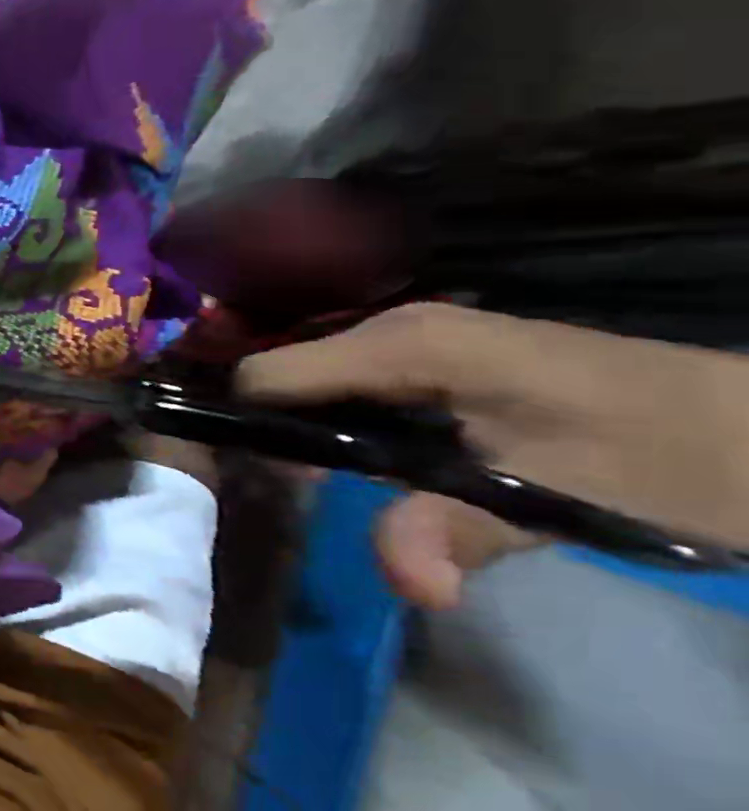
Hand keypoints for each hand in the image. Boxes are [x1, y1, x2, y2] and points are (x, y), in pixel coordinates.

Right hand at [237, 303, 748, 608]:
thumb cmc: (662, 456)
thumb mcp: (562, 500)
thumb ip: (462, 530)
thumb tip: (406, 585)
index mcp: (401, 344)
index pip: (267, 375)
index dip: (248, 426)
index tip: (262, 482)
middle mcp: (389, 325)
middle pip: (283, 376)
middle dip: (277, 433)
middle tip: (303, 494)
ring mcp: (409, 335)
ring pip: (313, 380)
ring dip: (309, 432)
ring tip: (335, 485)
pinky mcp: (428, 354)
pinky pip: (349, 384)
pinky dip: (341, 424)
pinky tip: (375, 461)